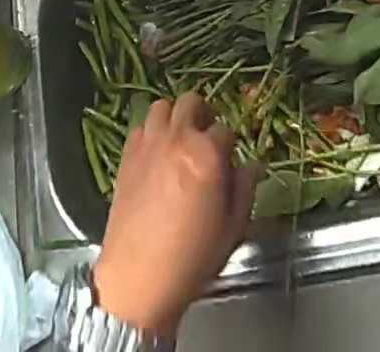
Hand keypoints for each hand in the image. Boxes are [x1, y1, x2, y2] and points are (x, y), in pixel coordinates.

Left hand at [93, 93, 257, 333]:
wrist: (138, 278)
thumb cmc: (192, 258)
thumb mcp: (232, 228)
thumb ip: (245, 189)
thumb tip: (252, 166)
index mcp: (208, 154)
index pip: (225, 130)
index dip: (229, 145)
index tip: (227, 161)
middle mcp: (177, 139)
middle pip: (191, 102)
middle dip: (203, 114)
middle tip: (204, 136)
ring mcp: (149, 143)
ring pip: (162, 106)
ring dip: (174, 117)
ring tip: (178, 139)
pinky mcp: (127, 154)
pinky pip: (140, 127)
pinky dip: (150, 133)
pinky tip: (155, 154)